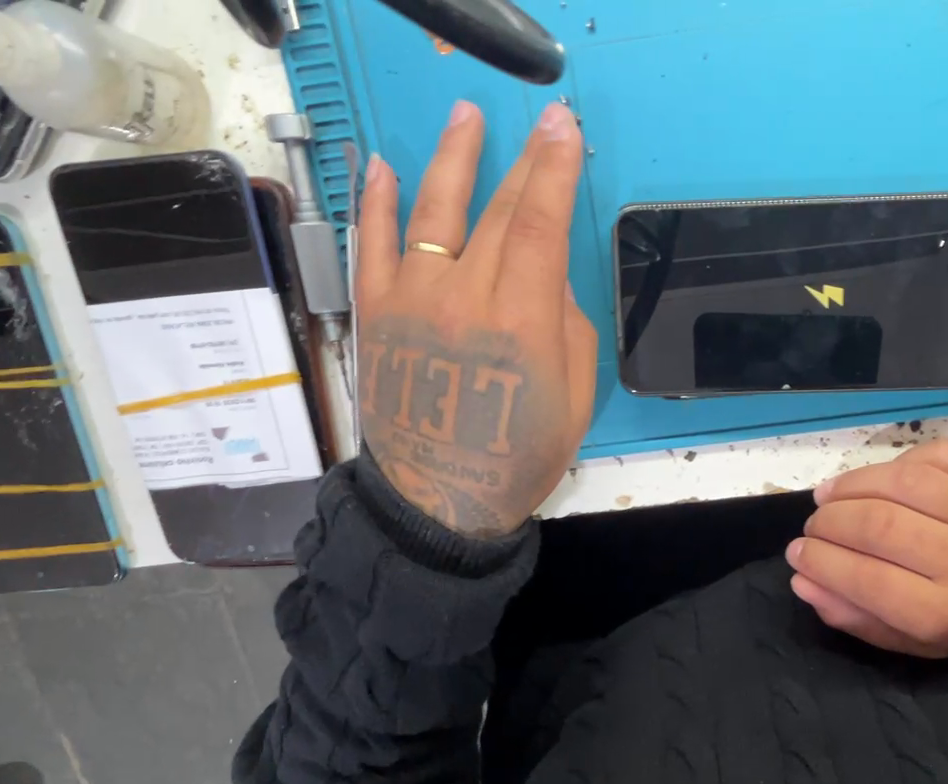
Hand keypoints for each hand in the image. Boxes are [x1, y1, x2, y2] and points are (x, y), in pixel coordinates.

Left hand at [354, 100, 597, 537]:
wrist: (440, 502)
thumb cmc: (518, 458)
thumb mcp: (574, 401)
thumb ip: (568, 328)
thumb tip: (547, 277)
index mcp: (522, 322)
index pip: (540, 224)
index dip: (555, 171)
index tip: (565, 130)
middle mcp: (464, 297)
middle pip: (496, 212)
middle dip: (523, 163)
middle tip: (538, 126)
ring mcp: (411, 300)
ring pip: (434, 212)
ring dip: (453, 159)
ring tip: (466, 118)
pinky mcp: (374, 313)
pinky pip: (373, 245)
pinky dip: (375, 202)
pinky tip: (381, 165)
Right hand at [786, 439, 947, 658]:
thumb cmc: (947, 618)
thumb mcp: (898, 636)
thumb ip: (848, 614)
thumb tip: (801, 579)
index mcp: (946, 612)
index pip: (869, 579)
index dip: (821, 561)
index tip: (796, 552)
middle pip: (881, 525)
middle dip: (831, 522)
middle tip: (814, 526)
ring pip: (902, 482)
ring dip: (852, 485)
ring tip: (830, 497)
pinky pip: (933, 454)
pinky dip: (895, 463)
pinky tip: (879, 481)